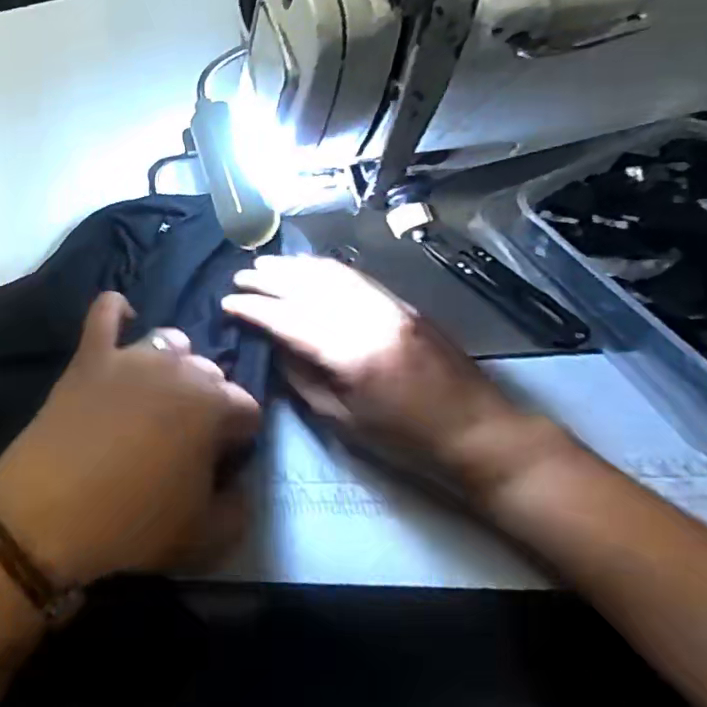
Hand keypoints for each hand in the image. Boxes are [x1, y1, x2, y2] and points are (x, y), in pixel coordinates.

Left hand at [0, 292, 261, 585]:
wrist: (48, 513)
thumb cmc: (134, 524)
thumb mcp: (206, 536)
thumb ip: (239, 507)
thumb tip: (238, 483)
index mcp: (215, 406)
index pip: (247, 409)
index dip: (239, 438)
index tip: (220, 463)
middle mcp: (180, 368)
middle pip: (211, 374)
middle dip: (209, 402)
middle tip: (185, 440)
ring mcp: (132, 355)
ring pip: (170, 343)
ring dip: (174, 365)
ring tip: (157, 397)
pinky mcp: (91, 355)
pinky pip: (106, 313)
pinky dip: (118, 311)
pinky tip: (124, 318)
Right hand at [223, 256, 571, 497]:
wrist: (477, 430)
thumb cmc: (406, 441)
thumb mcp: (343, 421)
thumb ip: (303, 378)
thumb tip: (274, 346)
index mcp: (351, 354)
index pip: (289, 319)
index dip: (255, 309)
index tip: (228, 303)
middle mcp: (369, 317)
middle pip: (308, 286)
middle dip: (269, 279)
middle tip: (239, 277)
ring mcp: (389, 304)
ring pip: (331, 272)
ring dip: (294, 266)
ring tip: (265, 265)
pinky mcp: (402, 302)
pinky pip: (355, 275)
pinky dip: (324, 267)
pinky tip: (306, 268)